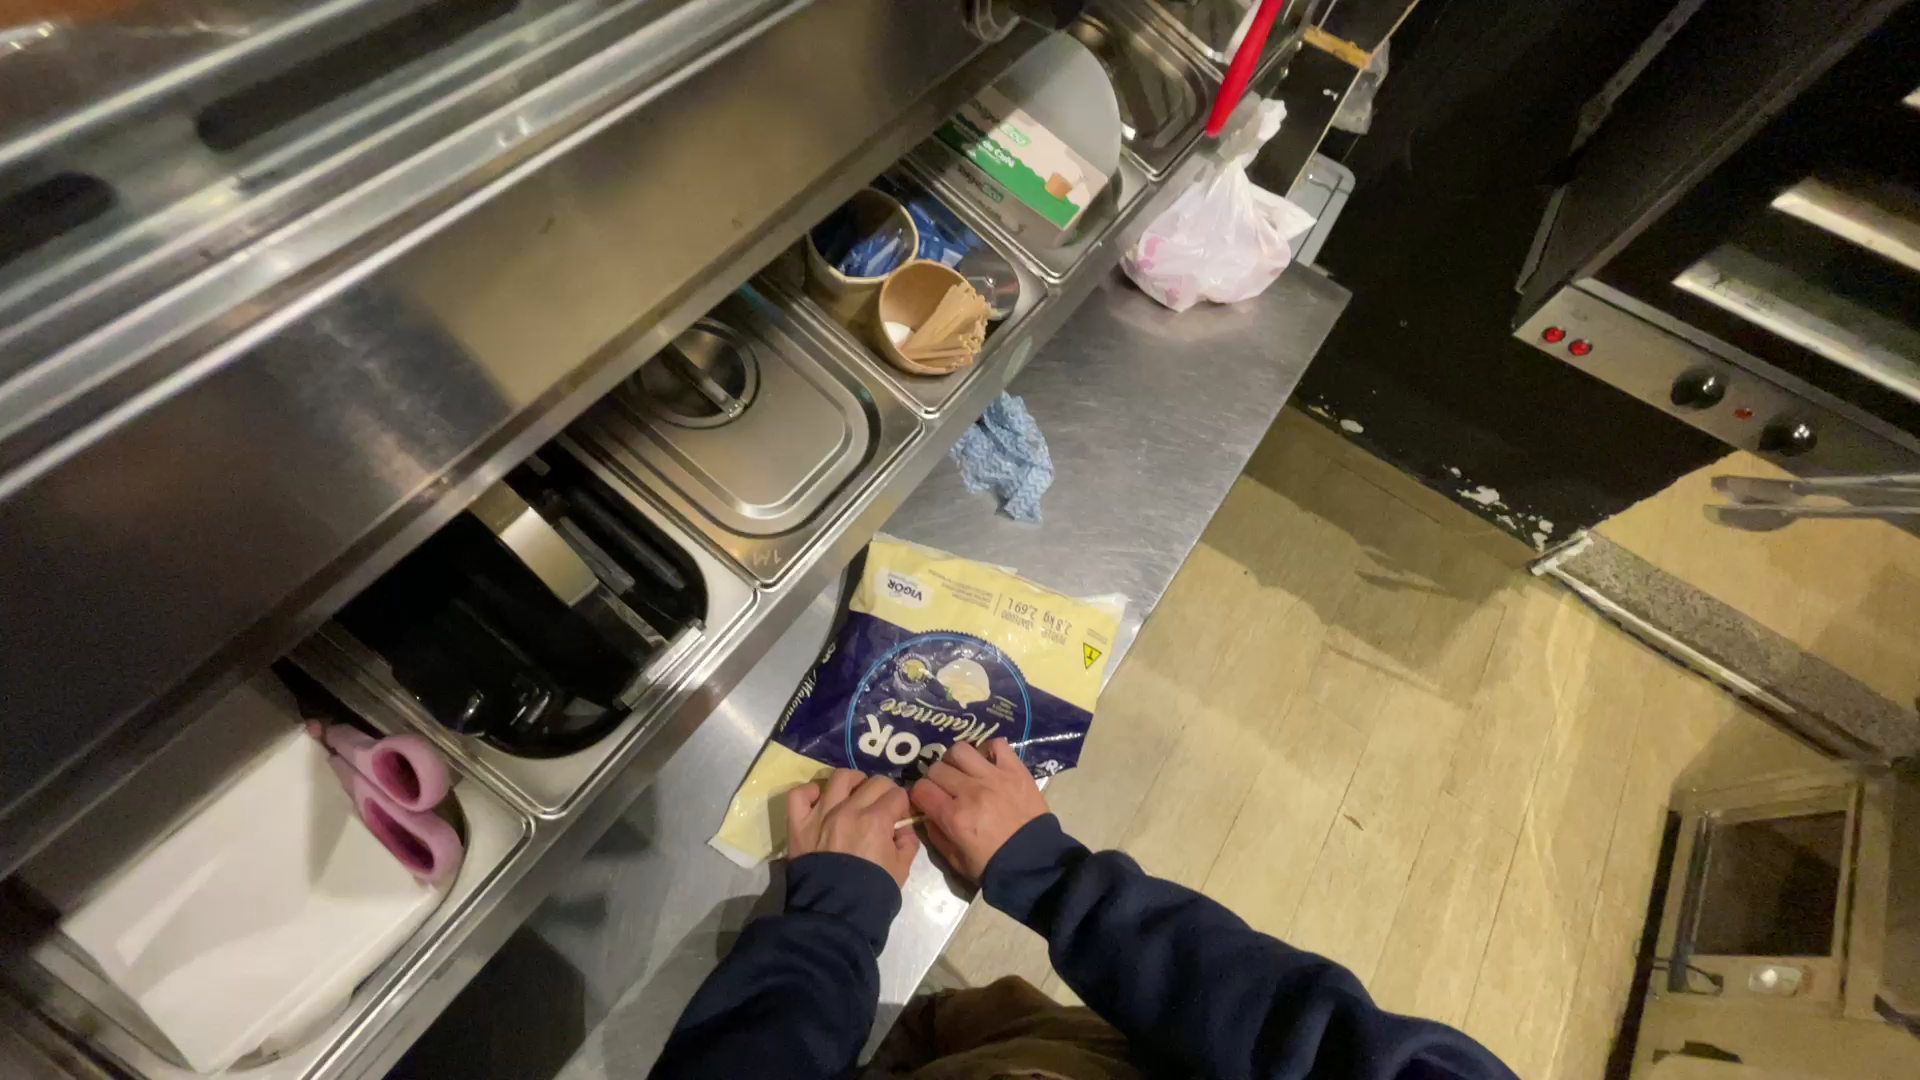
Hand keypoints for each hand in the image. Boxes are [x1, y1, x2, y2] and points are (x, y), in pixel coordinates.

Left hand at [787, 769, 919, 886]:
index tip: (900, 817)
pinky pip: (799, 795)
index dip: (903, 805)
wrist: (834, 917)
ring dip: (853, 782)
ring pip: (839, 778)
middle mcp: (848, 810)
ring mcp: (821, 815)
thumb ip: (907, 843)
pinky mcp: (799, 825)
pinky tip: (820, 798)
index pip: (897, 795)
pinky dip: (809, 791)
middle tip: (883, 807)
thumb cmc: (872, 894)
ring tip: (856, 794)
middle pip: (873, 782)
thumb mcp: (901, 870)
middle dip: (884, 792)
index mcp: (876, 820)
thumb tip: (902, 830)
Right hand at [909, 738, 1047, 881]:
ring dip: (956, 761)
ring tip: (964, 773)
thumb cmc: (993, 866)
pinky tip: (987, 764)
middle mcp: (971, 792)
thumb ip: (936, 835)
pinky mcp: (1015, 770)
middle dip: (935, 780)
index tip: (926, 800)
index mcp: (955, 817)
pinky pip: (997, 744)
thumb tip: (927, 814)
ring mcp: (994, 777)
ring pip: (960, 750)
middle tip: (946, 789)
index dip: (919, 795)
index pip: (921, 789)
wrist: (1035, 864)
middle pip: (937, 768)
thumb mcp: (956, 861)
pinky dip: (988, 750)